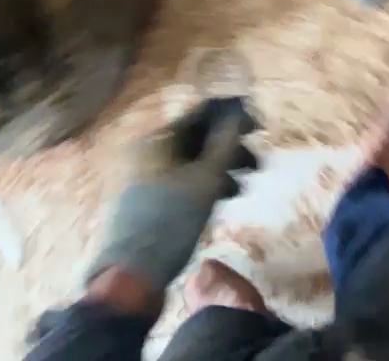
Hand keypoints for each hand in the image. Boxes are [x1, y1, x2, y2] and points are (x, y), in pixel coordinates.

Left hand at [87, 97, 259, 295]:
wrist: (130, 276)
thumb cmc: (171, 220)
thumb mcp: (206, 178)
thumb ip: (226, 141)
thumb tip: (240, 112)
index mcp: (158, 138)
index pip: (203, 113)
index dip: (235, 117)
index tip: (259, 129)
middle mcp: (148, 150)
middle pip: (198, 138)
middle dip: (230, 148)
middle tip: (255, 165)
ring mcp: (145, 174)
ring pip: (191, 160)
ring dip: (220, 168)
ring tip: (241, 189)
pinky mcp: (146, 198)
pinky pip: (181, 177)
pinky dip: (203, 182)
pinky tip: (220, 198)